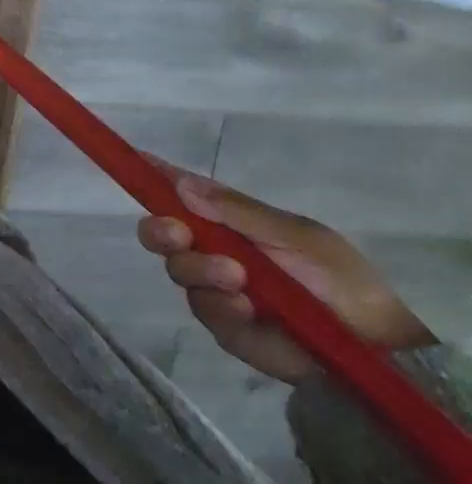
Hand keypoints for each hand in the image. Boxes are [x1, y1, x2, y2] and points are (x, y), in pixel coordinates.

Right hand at [137, 168, 435, 383]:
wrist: (378, 350)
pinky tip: (245, 308)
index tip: (133, 161)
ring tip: (237, 280)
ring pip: (176, 269)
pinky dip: (220, 305)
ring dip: (200, 269)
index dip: (154, 175)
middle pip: (159, 231)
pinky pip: (201, 307)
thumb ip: (241, 213)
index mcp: (228, 221)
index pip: (182, 191)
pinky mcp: (220, 322)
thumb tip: (180, 184)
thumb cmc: (342, 280)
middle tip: (178, 234)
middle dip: (159, 230)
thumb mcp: (300, 236)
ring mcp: (212, 286)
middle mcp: (210, 249)